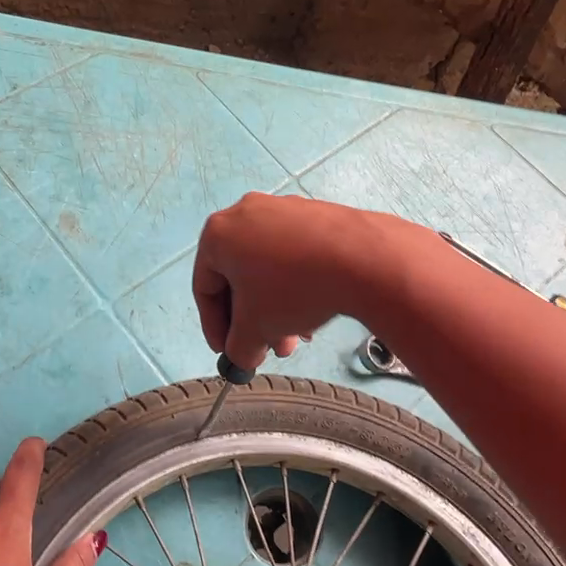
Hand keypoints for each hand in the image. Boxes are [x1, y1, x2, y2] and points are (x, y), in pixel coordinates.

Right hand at [192, 193, 431, 369]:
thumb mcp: (255, 329)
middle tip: (268, 348)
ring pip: (268, 268)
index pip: (204, 287)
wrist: (362, 258)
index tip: (228, 351)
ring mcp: (283, 209)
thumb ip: (238, 348)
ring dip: (276, 307)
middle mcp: (246, 213)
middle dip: (252, 320)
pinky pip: (294, 255)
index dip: (214, 326)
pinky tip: (315, 310)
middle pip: (239, 277)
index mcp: (218, 234)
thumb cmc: (292, 289)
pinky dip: (296, 285)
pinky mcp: (316, 214)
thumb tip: (242, 355)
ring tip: (298, 336)